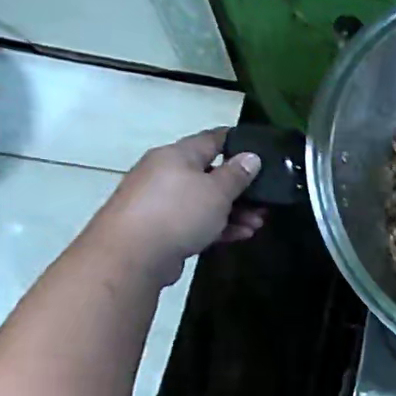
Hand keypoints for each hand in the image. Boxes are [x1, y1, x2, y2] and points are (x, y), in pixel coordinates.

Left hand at [88, 128, 265, 285]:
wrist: (132, 255)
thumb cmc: (178, 212)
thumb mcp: (216, 191)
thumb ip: (237, 174)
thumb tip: (251, 157)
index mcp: (177, 155)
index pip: (212, 139)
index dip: (236, 142)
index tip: (259, 150)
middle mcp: (166, 174)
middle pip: (210, 175)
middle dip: (240, 189)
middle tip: (264, 202)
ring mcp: (161, 203)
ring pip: (204, 202)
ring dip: (233, 212)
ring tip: (257, 224)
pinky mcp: (161, 230)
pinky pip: (195, 223)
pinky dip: (217, 227)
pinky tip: (239, 235)